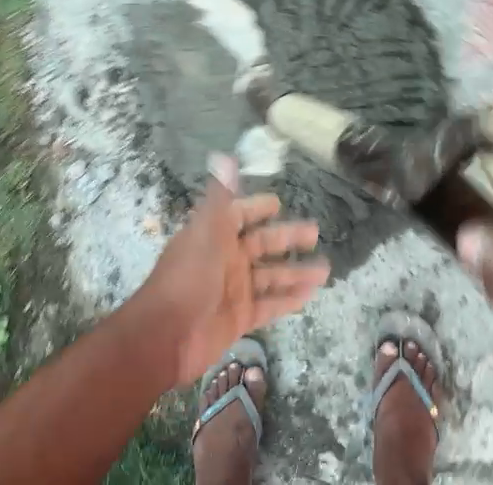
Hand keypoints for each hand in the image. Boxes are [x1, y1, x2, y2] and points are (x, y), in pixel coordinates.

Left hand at [132, 155, 330, 384]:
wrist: (166, 336)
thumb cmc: (187, 277)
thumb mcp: (205, 231)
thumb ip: (219, 197)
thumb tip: (225, 156)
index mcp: (213, 235)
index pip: (238, 215)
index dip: (255, 207)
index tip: (277, 202)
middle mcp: (225, 259)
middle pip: (261, 244)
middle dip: (287, 237)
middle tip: (315, 232)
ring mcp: (233, 290)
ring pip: (271, 276)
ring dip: (295, 271)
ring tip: (326, 268)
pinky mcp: (240, 317)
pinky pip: (270, 305)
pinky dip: (289, 299)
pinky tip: (312, 294)